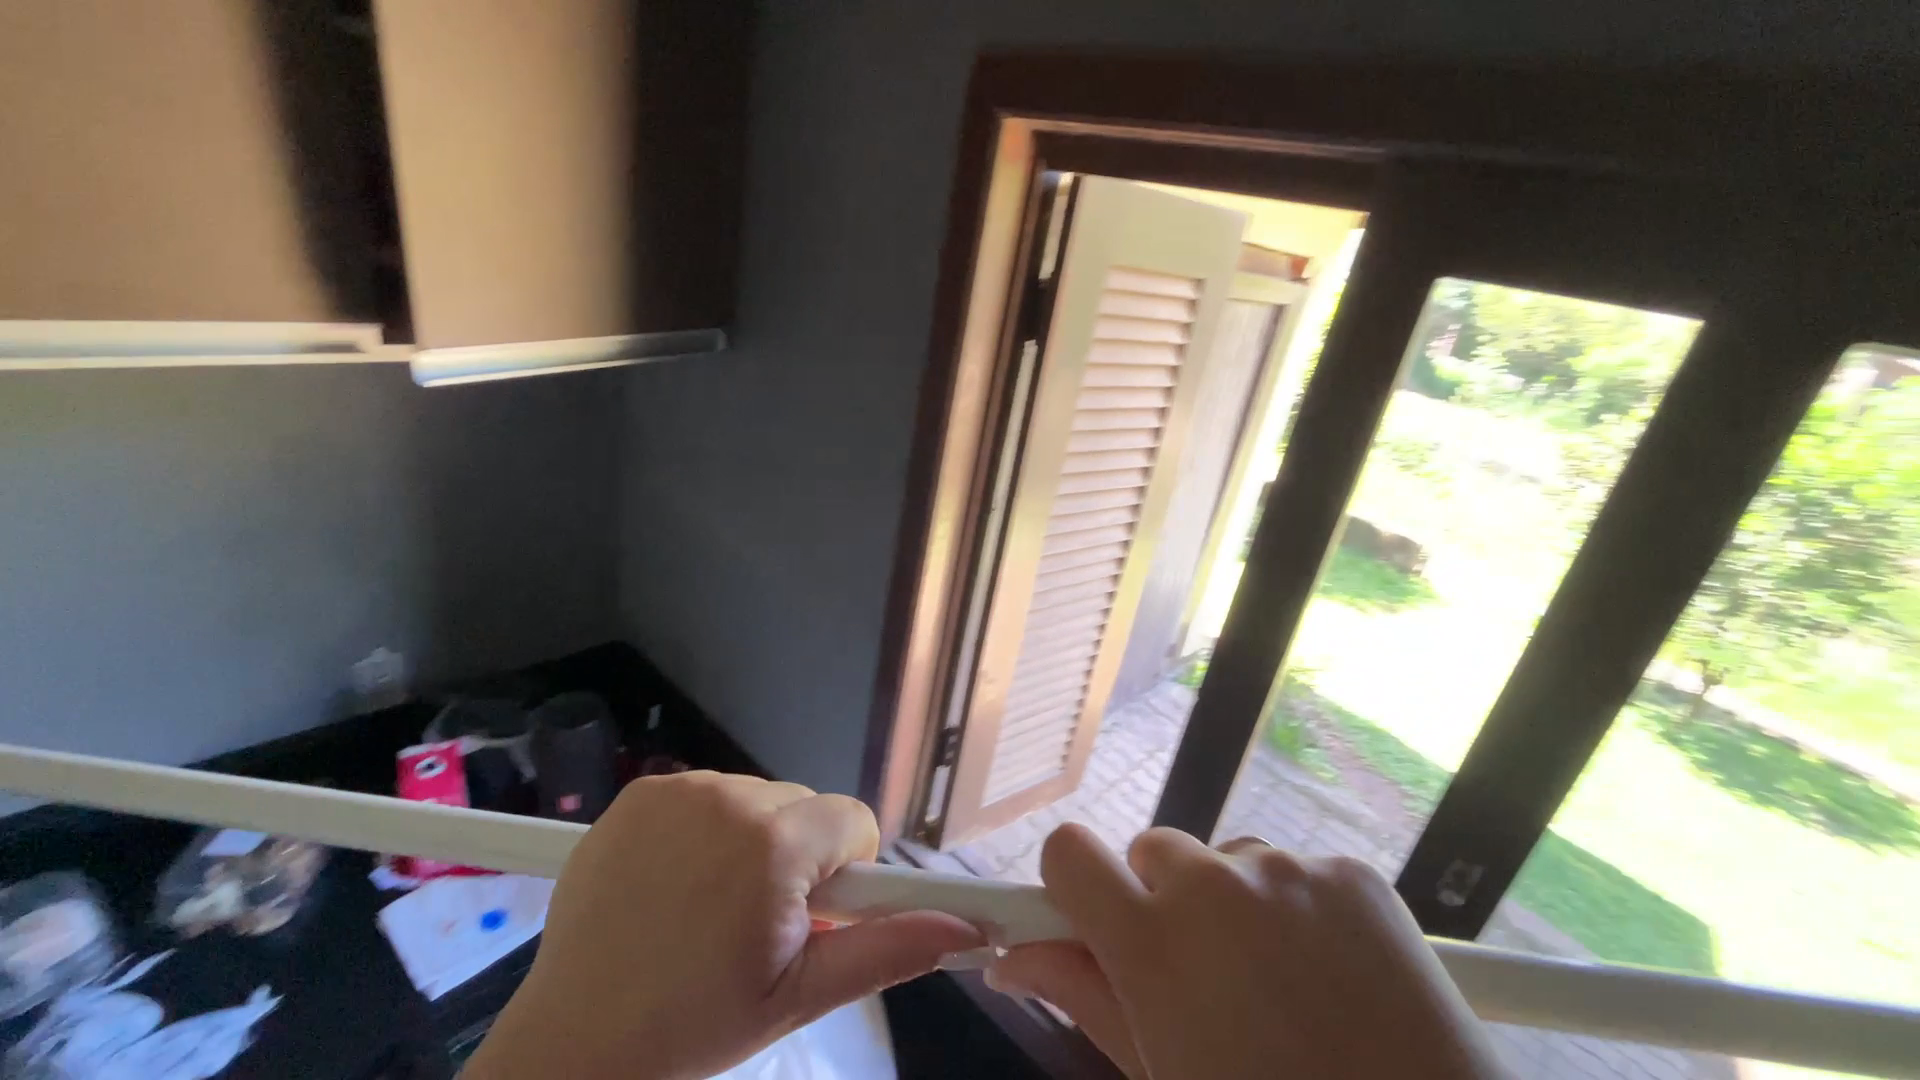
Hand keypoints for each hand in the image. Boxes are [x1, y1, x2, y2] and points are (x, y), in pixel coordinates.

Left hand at [464, 772, 982, 1079]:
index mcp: (774, 843)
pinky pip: (707, 796)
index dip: (844, 874)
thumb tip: (968, 928)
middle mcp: (728, 796)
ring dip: (754, 841)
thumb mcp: (800, 994)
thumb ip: (890, 950)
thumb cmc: (692, 1026)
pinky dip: (707, 829)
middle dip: (800, 857)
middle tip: (755, 922)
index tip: (808, 919)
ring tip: (710, 906)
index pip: (854, 821)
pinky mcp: (640, 793)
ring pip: (758, 800)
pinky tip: (677, 881)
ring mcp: (677, 789)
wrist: (571, 1044)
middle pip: (806, 808)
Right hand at [988, 826, 1507, 1079]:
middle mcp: (1215, 886)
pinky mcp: (1352, 870)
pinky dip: (1297, 907)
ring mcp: (1290, 870)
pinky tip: (1331, 970)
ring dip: (1231, 903)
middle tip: (1198, 974)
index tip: (1088, 919)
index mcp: (1154, 942)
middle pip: (1152, 849)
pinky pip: (1294, 869)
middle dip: (1160, 898)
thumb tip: (1010, 959)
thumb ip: (1081, 996)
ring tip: (1279, 982)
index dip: (1071, 883)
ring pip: (1225, 860)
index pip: (1068, 852)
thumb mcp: (1161, 1071)